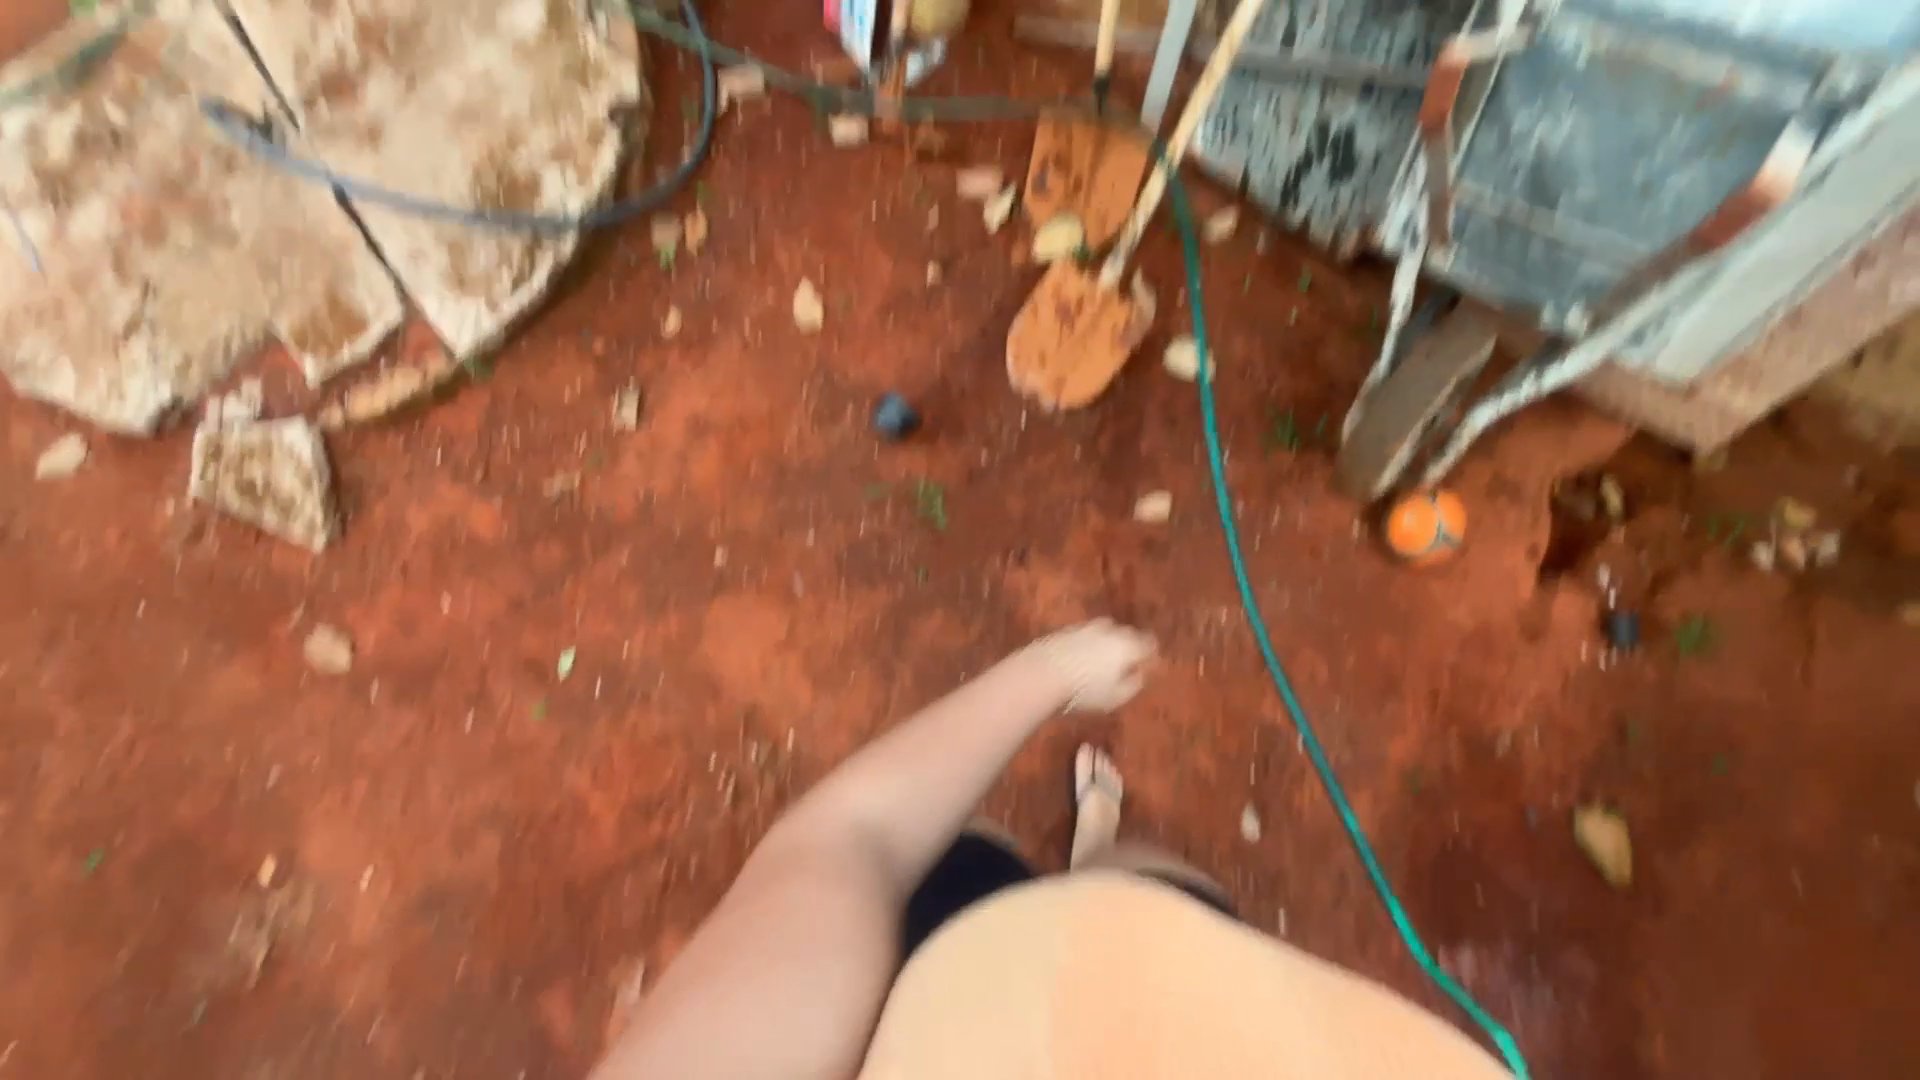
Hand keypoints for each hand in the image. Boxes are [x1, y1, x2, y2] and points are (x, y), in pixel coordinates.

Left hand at [1028, 618, 1156, 712]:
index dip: (1150, 656)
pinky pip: (1083, 637)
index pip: (1149, 643)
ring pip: (1103, 633)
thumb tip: (1140, 673)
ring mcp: (1084, 627)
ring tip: (1099, 665)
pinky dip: (1086, 646)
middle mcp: (1109, 630)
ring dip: (1105, 645)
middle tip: (1124, 666)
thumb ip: (1134, 683)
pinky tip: (1079, 662)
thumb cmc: (1085, 692)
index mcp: (1127, 644)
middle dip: (1128, 647)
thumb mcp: (1117, 697)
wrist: (1040, 675)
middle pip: (1126, 634)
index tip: (1147, 668)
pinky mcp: (1063, 631)